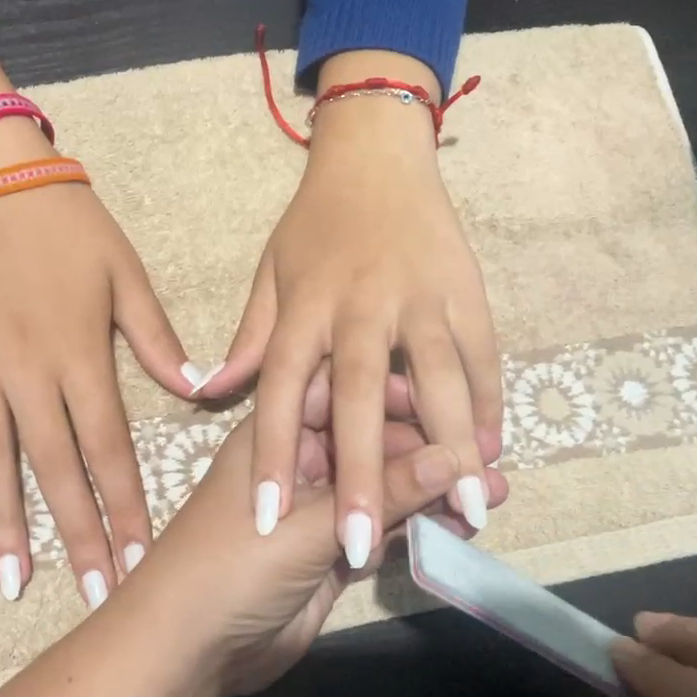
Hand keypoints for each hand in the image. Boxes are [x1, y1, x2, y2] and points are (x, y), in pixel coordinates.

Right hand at [0, 121, 201, 606]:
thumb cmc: (65, 223)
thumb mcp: (125, 271)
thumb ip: (157, 337)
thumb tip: (199, 389)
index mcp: (81, 356)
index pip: (110, 448)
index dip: (126, 506)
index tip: (138, 559)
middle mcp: (28, 374)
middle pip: (57, 469)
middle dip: (78, 534)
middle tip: (92, 593)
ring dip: (5, 522)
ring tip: (13, 580)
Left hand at [134, 369, 508, 694]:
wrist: (189, 651)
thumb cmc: (233, 565)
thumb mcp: (311, 524)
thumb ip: (385, 492)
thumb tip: (457, 457)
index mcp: (279, 431)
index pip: (344, 393)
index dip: (397, 395)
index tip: (451, 404)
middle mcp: (301, 461)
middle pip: (373, 443)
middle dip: (428, 453)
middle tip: (486, 463)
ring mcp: (317, 510)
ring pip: (384, 489)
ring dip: (431, 493)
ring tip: (491, 496)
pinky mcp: (331, 554)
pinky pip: (382, 530)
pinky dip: (417, 528)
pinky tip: (460, 527)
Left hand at [201, 51, 502, 570]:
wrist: (378, 152)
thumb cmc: (315, 223)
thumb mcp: (270, 276)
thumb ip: (248, 339)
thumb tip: (203, 392)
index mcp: (304, 308)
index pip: (280, 391)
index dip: (271, 457)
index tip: (266, 523)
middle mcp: (359, 306)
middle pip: (360, 398)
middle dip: (363, 475)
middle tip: (364, 544)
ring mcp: (418, 297)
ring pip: (437, 379)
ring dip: (452, 448)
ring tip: (465, 510)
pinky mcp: (466, 290)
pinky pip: (481, 355)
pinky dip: (489, 402)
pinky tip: (493, 450)